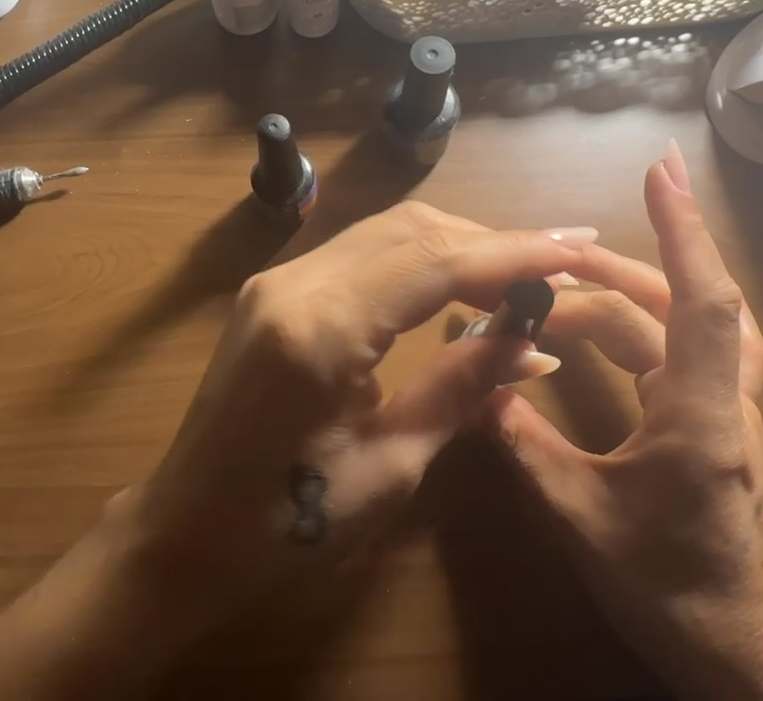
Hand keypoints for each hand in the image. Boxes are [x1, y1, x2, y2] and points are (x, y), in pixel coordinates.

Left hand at [0, 202, 611, 700]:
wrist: (185, 531)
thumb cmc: (287, 524)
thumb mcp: (390, 463)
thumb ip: (460, 387)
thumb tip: (530, 340)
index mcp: (319, 330)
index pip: (434, 263)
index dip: (514, 253)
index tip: (577, 247)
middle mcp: (292, 283)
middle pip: (409, 230)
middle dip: (490, 239)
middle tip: (560, 257)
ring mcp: (276, 280)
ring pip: (383, 232)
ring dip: (454, 241)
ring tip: (522, 267)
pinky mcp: (272, 290)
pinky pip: (357, 253)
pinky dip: (415, 257)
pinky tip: (455, 278)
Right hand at [488, 143, 762, 700]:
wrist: (742, 653)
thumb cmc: (667, 590)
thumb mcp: (579, 518)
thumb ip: (523, 444)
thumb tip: (475, 384)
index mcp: (700, 417)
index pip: (700, 302)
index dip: (680, 230)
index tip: (660, 169)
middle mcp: (725, 400)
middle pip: (678, 302)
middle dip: (611, 269)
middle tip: (544, 257)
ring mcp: (727, 410)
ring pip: (684, 323)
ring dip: (626, 292)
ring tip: (565, 282)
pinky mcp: (716, 423)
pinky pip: (685, 349)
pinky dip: (640, 323)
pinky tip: (600, 330)